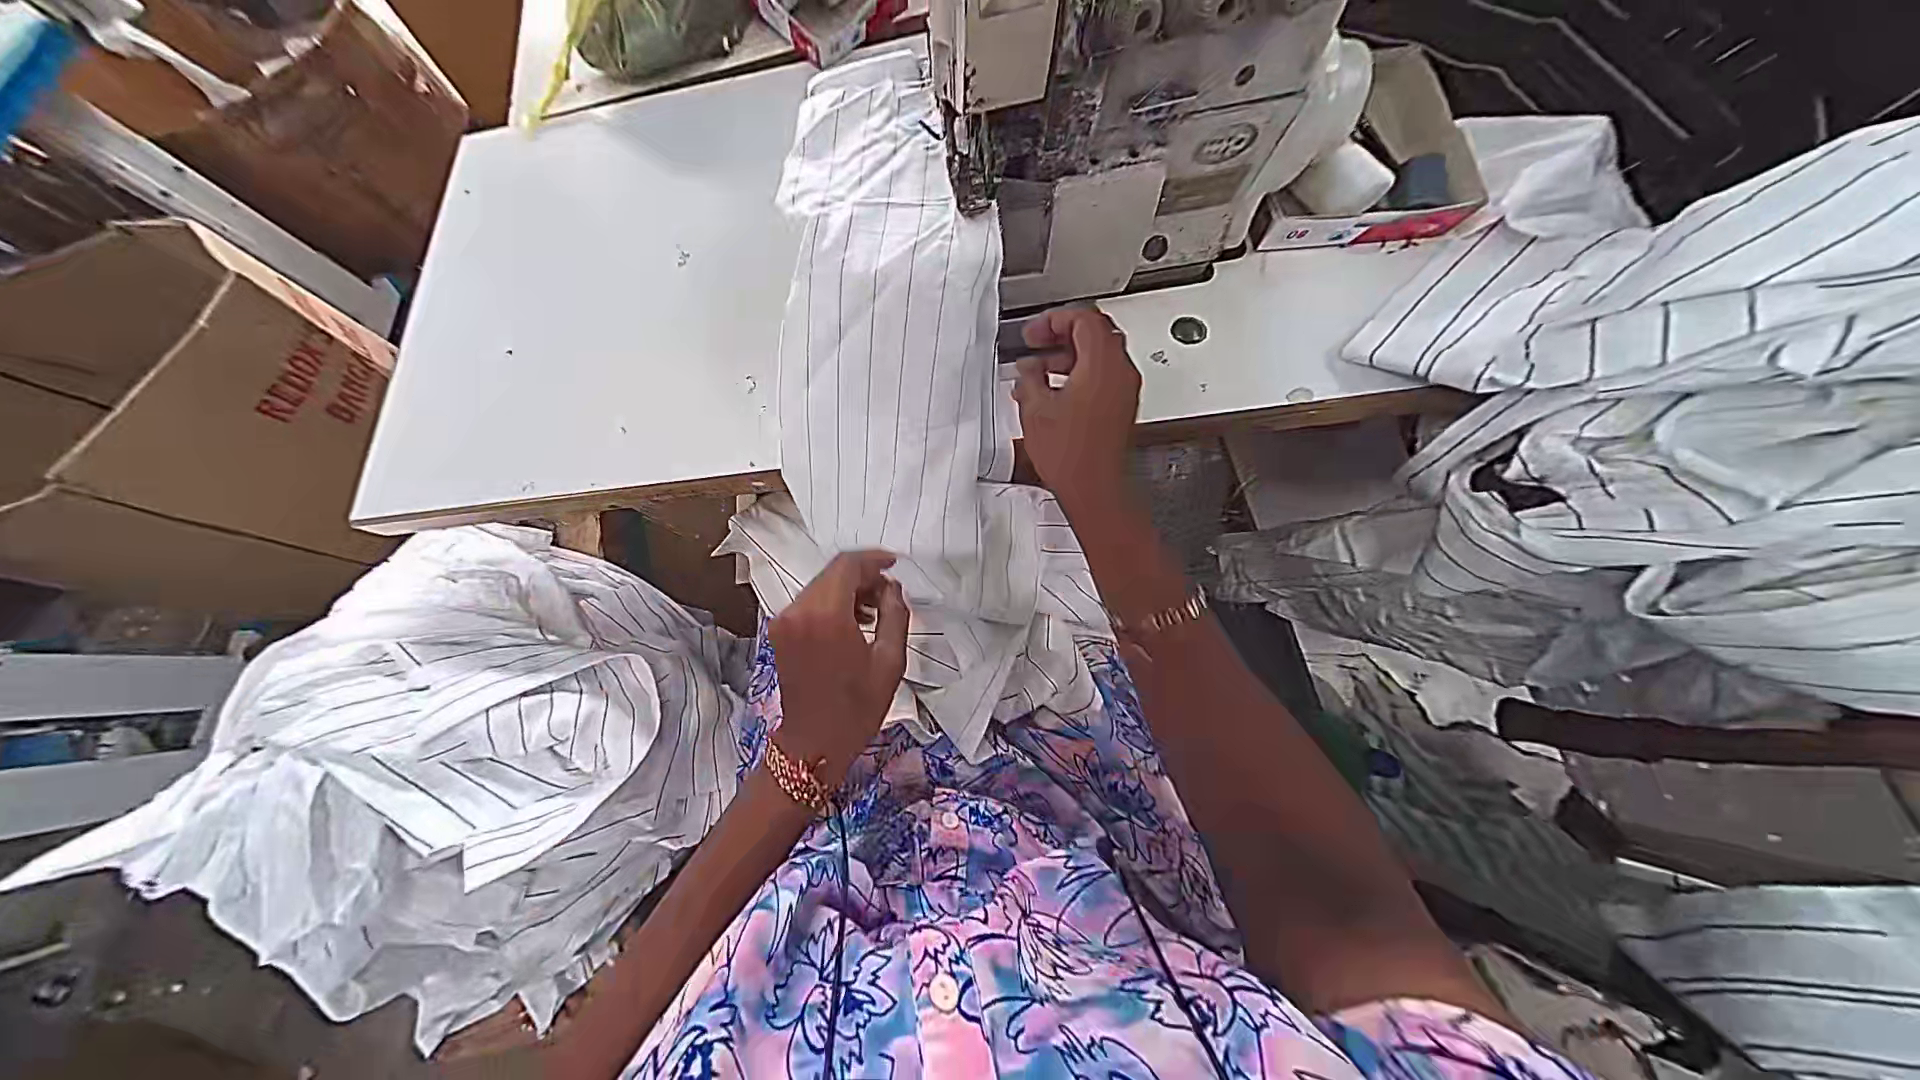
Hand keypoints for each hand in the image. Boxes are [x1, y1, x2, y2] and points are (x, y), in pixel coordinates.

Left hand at [767, 550, 908, 779]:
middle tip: (889, 594)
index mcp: (826, 615)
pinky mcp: (779, 633)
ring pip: (820, 587)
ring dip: (848, 591)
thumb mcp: (889, 662)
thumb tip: (892, 589)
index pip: (847, 566)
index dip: (873, 559)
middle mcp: (798, 611)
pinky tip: (853, 623)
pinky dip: (832, 604)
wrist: (811, 746)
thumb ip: (895, 615)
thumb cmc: (855, 709)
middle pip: (832, 574)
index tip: (893, 564)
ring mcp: (783, 622)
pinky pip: (809, 604)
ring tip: (875, 613)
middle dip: (863, 577)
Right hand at [1012, 306, 1141, 513]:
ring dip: (1069, 357)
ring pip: (1099, 356)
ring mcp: (1124, 391)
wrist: (1094, 488)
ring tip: (1039, 372)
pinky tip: (1054, 393)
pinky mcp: (1121, 408)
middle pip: (1096, 333)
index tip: (1036, 332)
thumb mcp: (1036, 409)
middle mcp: (1120, 373)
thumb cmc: (1072, 455)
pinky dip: (1080, 375)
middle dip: (1063, 335)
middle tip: (1038, 342)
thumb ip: (1030, 378)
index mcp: (1102, 364)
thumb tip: (1029, 369)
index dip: (1055, 320)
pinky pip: (1103, 378)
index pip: (1085, 320)